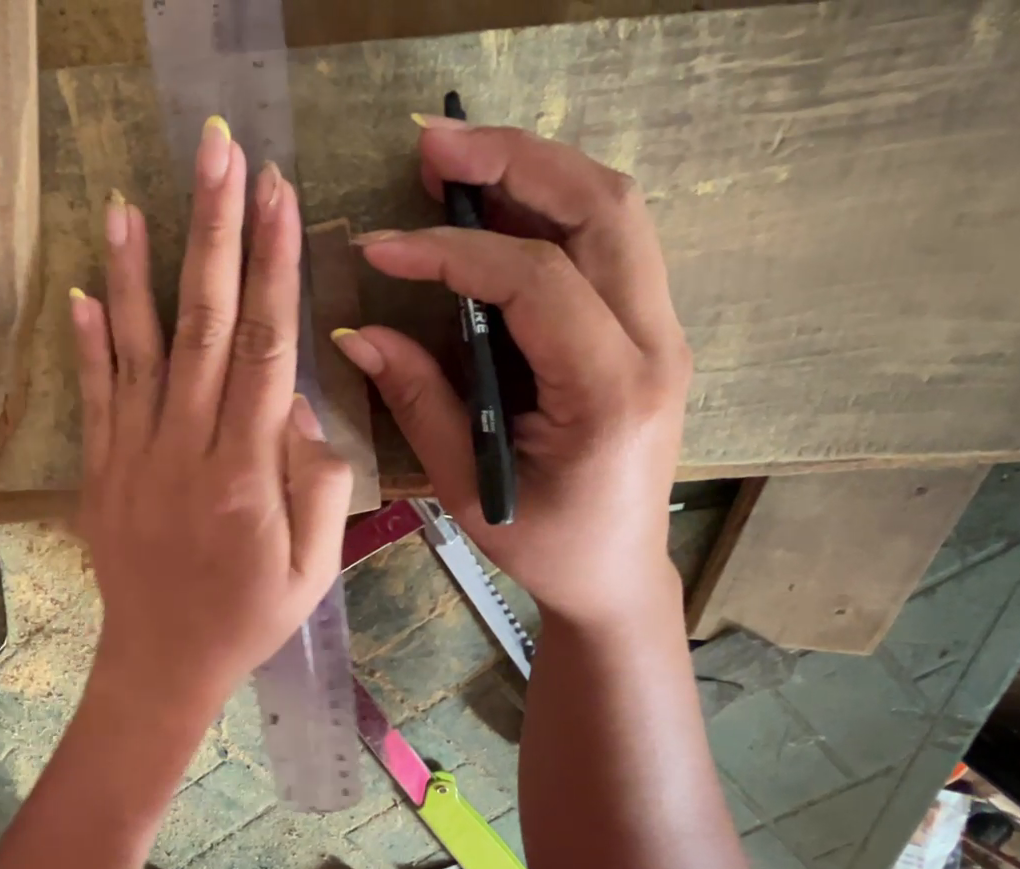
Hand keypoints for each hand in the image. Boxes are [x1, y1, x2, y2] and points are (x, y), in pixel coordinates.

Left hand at [68, 117, 352, 710]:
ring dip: (135, 272)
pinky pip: (93, 399)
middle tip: (215, 154)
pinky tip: (82, 291)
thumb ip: (320, 483)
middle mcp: (185, 451)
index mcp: (246, 473)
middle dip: (213, 233)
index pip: (267, 348)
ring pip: (138, 351)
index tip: (276, 193)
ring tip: (127, 201)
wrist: (160, 663)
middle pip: (205, 326)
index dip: (274, 265)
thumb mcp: (315, 567)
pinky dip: (87, 345)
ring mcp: (132, 458)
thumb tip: (302, 409)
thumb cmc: (247, 619)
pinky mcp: (98, 472)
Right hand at [330, 117, 691, 624]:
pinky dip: (550, 203)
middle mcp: (654, 345)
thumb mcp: (465, 485)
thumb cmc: (541, 543)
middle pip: (603, 208)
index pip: (534, 282)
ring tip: (456, 160)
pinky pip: (608, 238)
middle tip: (432, 146)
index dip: (451, 251)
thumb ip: (417, 399)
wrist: (617, 570)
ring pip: (615, 209)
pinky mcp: (646, 325)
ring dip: (536, 169)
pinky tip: (494, 202)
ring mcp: (662, 328)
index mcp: (608, 394)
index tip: (378, 246)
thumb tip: (358, 331)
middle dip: (514, 161)